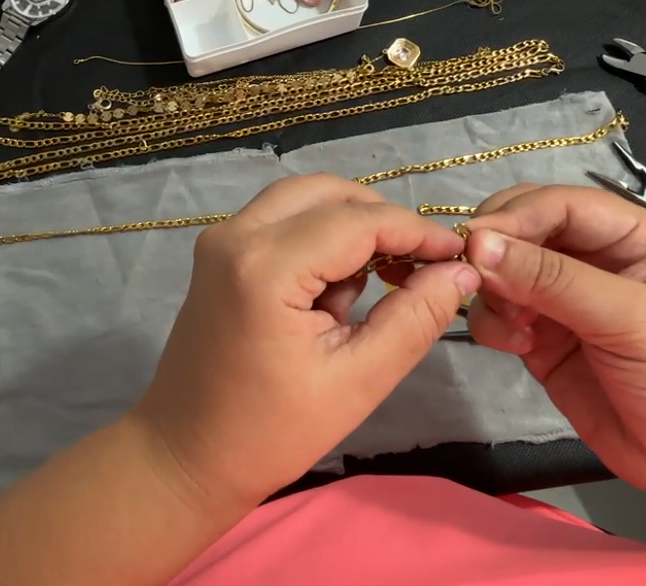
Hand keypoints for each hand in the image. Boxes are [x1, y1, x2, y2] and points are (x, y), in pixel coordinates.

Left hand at [127, 174, 477, 513]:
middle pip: (326, 193)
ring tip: (373, 289)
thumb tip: (460, 271)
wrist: (185, 453)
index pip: (357, 221)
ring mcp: (221, 238)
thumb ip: (413, 319)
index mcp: (265, 266)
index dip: (414, 230)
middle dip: (379, 220)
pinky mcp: (218, 250)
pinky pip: (280, 219)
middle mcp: (236, 234)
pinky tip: (331, 293)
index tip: (457, 254)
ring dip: (347, 226)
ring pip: (302, 199)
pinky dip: (316, 237)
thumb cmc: (270, 432)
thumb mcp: (356, 381)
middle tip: (419, 266)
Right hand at [458, 184, 645, 503]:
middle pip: (523, 229)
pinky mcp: (543, 339)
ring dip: (491, 289)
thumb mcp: (635, 323)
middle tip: (472, 273)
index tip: (476, 242)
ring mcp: (565, 300)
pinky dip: (493, 323)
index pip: (560, 204)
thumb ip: (553, 280)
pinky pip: (498, 313)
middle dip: (495, 248)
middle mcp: (594, 258)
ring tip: (510, 324)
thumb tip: (476, 244)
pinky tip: (514, 346)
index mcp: (632, 236)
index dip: (517, 217)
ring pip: (502, 269)